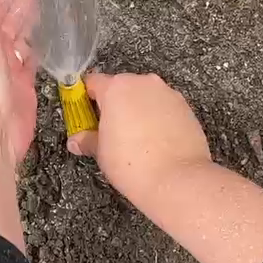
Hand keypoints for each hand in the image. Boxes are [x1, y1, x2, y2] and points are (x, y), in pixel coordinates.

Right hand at [66, 72, 213, 194]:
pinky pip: (164, 107)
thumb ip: (88, 140)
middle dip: (113, 105)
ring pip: (144, 96)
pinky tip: (154, 141)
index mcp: (116, 88)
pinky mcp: (185, 107)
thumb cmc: (135, 165)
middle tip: (108, 130)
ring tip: (134, 138)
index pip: (93, 82)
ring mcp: (167, 93)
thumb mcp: (101, 152)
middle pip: (121, 87)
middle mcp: (143, 83)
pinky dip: (157, 118)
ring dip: (137, 110)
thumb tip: (77, 140)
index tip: (84, 113)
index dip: (85, 97)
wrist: (177, 180)